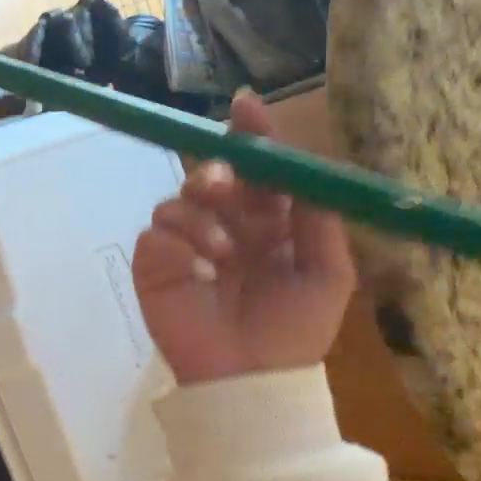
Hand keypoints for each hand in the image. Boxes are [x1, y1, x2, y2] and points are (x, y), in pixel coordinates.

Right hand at [133, 92, 356, 386]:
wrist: (249, 374)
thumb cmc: (295, 327)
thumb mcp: (328, 272)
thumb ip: (318, 221)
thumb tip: (303, 173)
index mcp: (271, 223)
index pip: (260, 170)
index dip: (255, 136)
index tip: (244, 106)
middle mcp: (225, 226)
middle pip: (210, 176)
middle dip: (216, 173)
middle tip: (220, 184)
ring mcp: (183, 245)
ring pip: (176, 203)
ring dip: (200, 221)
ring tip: (219, 256)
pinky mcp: (152, 265)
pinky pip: (154, 236)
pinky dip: (175, 246)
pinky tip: (196, 271)